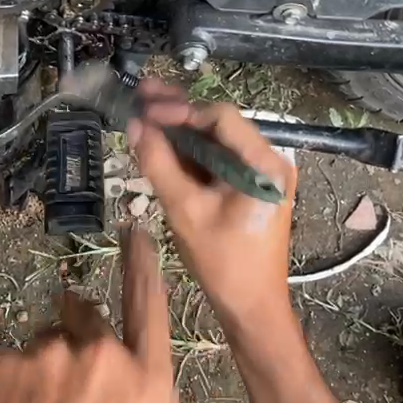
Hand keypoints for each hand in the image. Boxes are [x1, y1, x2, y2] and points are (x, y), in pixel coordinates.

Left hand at [0, 227, 173, 402]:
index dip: (142, 264)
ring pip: (46, 345)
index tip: (134, 231)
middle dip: (80, 339)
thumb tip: (131, 396)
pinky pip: (13, 364)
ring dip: (44, 369)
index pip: (149, 305)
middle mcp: (99, 357)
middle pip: (89, 321)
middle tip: (66, 391)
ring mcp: (46, 355)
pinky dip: (13, 387)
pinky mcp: (1, 364)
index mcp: (146, 386)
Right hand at [128, 80, 296, 330]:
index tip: (145, 111)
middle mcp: (267, 161)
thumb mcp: (186, 211)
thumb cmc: (224, 263)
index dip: (181, 109)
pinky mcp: (246, 188)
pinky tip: (158, 142)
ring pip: (213, 141)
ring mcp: (258, 174)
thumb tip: (135, 125)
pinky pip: (214, 161)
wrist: (251, 309)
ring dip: (179, 129)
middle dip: (177, 111)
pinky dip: (187, 152)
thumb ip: (159, 165)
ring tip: (142, 111)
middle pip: (217, 124)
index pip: (220, 117)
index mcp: (264, 163)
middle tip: (140, 94)